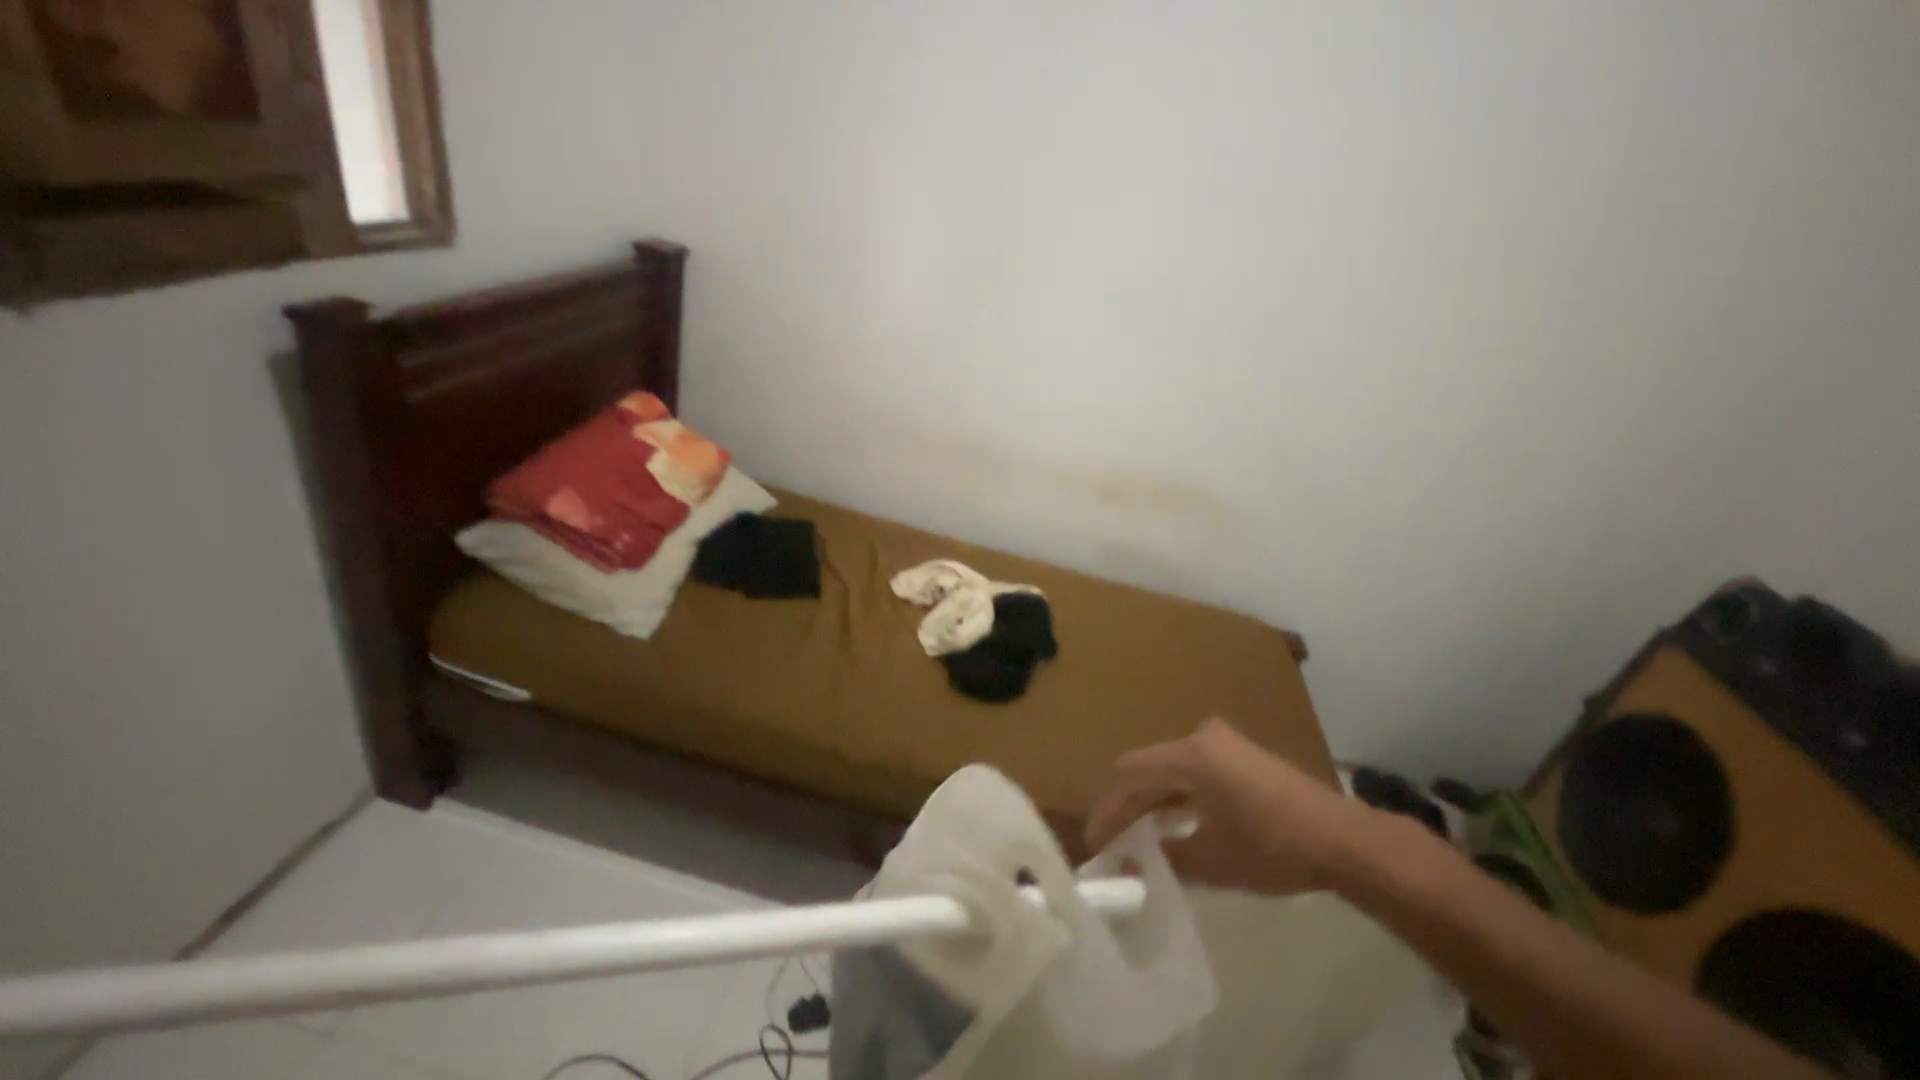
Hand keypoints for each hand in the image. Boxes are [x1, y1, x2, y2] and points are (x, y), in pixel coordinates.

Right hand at [1085, 717, 1371, 894]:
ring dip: (1154, 803)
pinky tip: (1173, 827)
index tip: (1095, 844)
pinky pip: (1195, 774)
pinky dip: (1179, 799)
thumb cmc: (1271, 846)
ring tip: (1136, 839)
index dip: (1107, 810)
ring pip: (1172, 772)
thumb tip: (1129, 863)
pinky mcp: (1244, 760)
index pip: (1129, 775)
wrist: (1344, 840)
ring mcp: (1227, 746)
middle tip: (1111, 843)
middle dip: (1128, 807)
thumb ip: (1162, 857)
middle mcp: (1203, 738)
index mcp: (1190, 754)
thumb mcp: (1210, 860)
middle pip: (1148, 769)